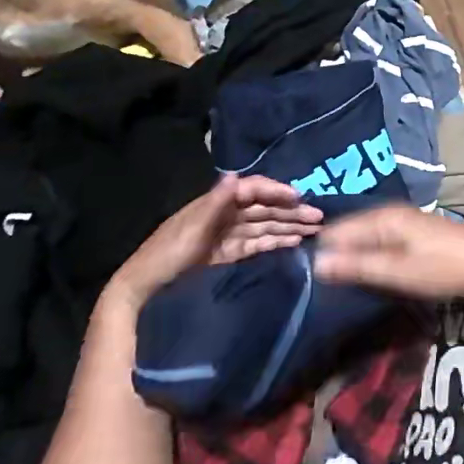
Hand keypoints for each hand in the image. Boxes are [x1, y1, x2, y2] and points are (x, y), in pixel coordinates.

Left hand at [103, 175, 321, 311]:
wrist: (144, 286)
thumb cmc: (166, 254)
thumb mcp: (191, 229)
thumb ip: (215, 204)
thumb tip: (235, 176)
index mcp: (215, 203)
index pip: (252, 190)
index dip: (275, 191)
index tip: (299, 197)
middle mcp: (225, 214)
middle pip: (263, 208)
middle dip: (291, 211)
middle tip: (319, 217)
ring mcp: (227, 234)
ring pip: (265, 226)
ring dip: (289, 226)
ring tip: (314, 230)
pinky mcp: (228, 253)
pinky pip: (257, 244)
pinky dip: (276, 242)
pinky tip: (294, 242)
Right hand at [311, 205, 463, 300]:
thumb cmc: (444, 267)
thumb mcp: (398, 271)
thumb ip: (358, 267)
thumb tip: (317, 264)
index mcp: (379, 218)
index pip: (333, 232)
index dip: (319, 253)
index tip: (306, 279)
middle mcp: (386, 212)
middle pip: (346, 231)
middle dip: (333, 254)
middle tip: (320, 285)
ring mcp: (401, 220)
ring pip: (362, 236)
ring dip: (352, 256)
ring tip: (340, 282)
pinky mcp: (412, 231)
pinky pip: (378, 239)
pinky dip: (369, 254)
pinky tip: (369, 271)